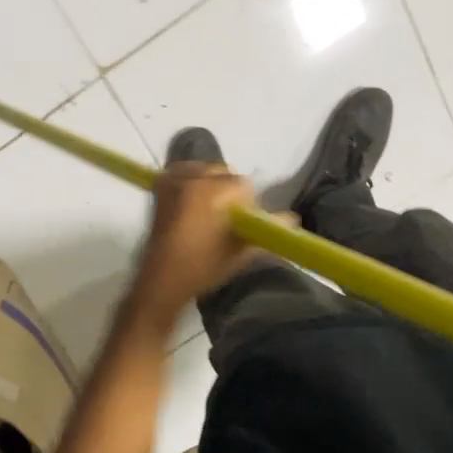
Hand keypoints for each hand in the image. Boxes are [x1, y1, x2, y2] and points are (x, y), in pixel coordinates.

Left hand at [128, 163, 258, 320]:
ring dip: (212, 185)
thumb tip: (292, 219)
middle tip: (228, 221)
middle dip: (231, 192)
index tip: (244, 223)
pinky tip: (193, 204)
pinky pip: (183, 172)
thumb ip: (265, 232)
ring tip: (210, 215)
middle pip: (224, 173)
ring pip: (204, 171)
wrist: (161, 281)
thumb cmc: (201, 270)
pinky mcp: (160, 187)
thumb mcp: (239, 254)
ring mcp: (172, 180)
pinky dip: (191, 181)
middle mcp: (192, 178)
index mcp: (212, 192)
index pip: (244, 185)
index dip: (249, 204)